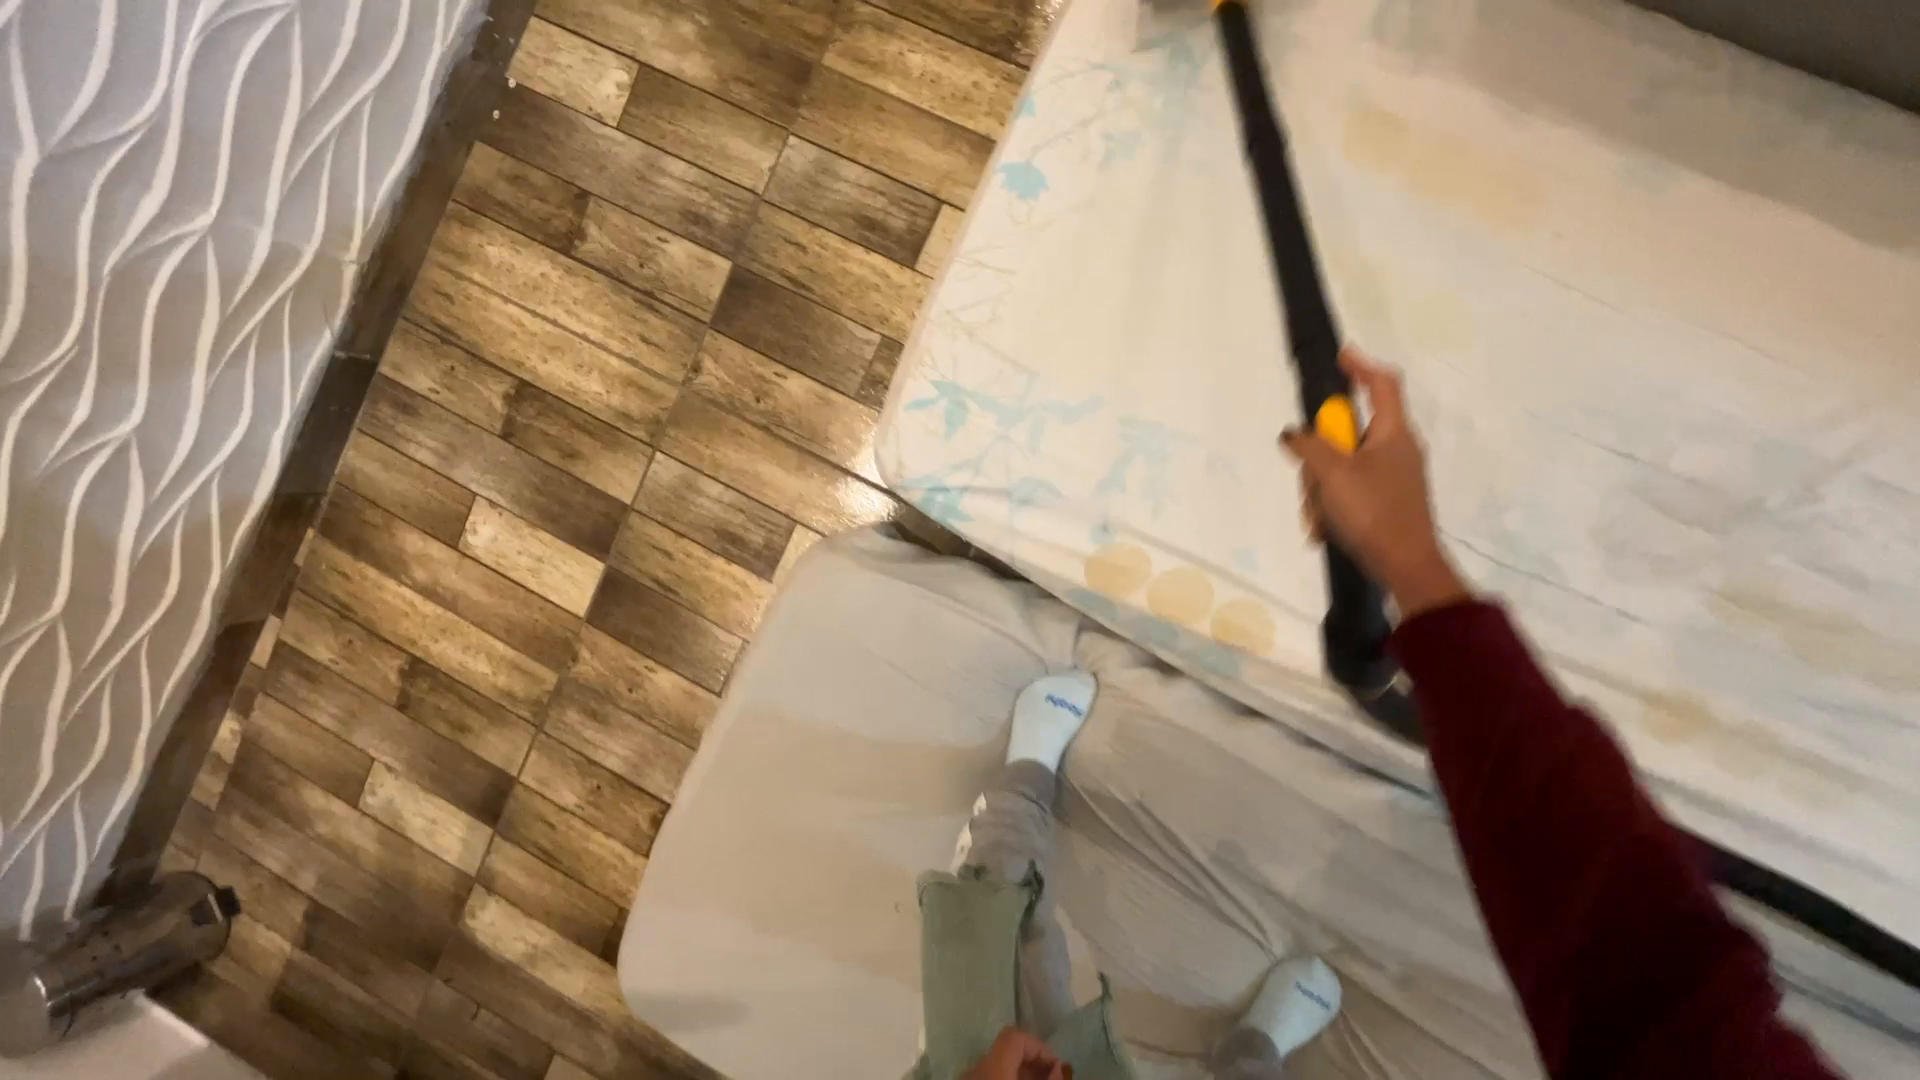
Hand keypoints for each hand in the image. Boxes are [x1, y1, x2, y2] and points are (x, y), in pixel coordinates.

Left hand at [961, 1027, 1071, 1079]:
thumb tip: (1059, 1068)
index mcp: (991, 1066)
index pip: (1014, 1036)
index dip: (1038, 1045)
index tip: (1057, 1065)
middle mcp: (976, 1066)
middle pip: (1007, 1051)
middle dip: (1034, 1061)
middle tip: (1053, 1076)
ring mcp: (969, 1077)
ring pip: (999, 1064)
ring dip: (1023, 1071)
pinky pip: (991, 1075)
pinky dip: (1009, 1077)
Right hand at [1281, 348, 1467, 617]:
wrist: (1406, 566)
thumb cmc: (1373, 511)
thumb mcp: (1332, 474)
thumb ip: (1309, 447)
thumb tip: (1293, 434)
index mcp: (1393, 433)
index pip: (1382, 384)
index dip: (1361, 366)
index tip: (1339, 357)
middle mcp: (1397, 449)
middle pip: (1347, 434)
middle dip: (1318, 458)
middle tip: (1309, 480)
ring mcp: (1393, 477)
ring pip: (1341, 467)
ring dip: (1320, 490)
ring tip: (1318, 516)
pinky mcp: (1386, 501)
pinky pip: (1348, 491)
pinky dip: (1331, 506)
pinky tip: (1324, 529)